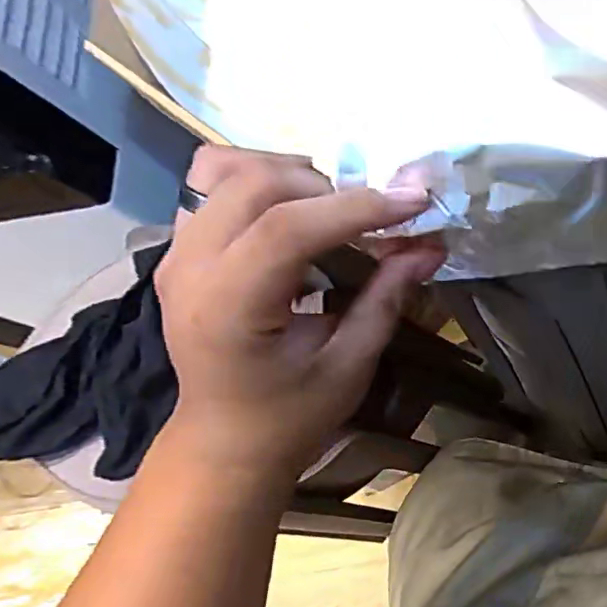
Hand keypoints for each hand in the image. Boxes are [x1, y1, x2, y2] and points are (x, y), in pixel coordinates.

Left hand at [153, 147, 446, 480]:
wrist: (228, 437)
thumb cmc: (293, 413)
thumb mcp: (351, 364)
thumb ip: (386, 299)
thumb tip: (430, 248)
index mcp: (229, 305)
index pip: (287, 227)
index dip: (356, 207)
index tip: (414, 203)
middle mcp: (190, 266)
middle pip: (253, 184)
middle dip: (328, 186)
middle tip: (378, 214)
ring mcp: (177, 252)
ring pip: (224, 169)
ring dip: (293, 175)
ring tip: (338, 206)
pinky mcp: (181, 248)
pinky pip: (213, 186)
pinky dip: (265, 184)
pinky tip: (301, 213)